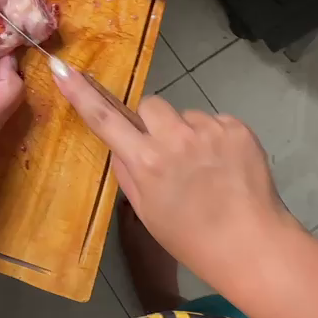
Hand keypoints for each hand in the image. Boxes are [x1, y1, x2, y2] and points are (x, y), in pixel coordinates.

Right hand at [50, 58, 299, 286]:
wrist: (254, 248)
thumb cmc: (191, 239)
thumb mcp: (146, 211)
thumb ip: (127, 171)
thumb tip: (120, 145)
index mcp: (146, 161)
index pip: (105, 119)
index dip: (81, 94)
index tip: (63, 69)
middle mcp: (174, 138)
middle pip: (150, 106)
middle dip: (153, 122)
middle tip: (167, 153)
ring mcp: (208, 130)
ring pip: (185, 115)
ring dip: (188, 133)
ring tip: (205, 168)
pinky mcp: (236, 128)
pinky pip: (214, 122)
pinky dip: (216, 139)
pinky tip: (226, 166)